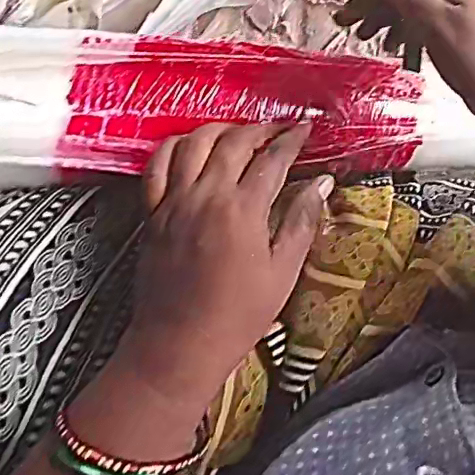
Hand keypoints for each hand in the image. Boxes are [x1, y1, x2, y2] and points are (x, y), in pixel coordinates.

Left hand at [115, 122, 332, 406]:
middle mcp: (207, 195)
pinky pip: (158, 164)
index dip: (291, 139)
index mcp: (242, 210)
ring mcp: (175, 200)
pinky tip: (189, 144)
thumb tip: (322, 183)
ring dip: (220, 129)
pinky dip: (174, 146)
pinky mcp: (152, 210)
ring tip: (238, 132)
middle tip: (277, 130)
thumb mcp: (281, 274)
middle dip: (261, 128)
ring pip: (195, 142)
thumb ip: (301, 222)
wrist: (178, 346)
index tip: (304, 129)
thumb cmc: (237, 316)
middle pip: (235, 141)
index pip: (272, 158)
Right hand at [334, 0, 474, 134]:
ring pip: (405, 12)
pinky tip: (391, 52)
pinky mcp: (448, 43)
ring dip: (380, 21)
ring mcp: (447, 23)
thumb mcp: (441, 27)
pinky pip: (415, 32)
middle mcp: (445, 1)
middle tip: (342, 20)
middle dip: (369, 2)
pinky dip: (398, 38)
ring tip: (361, 38)